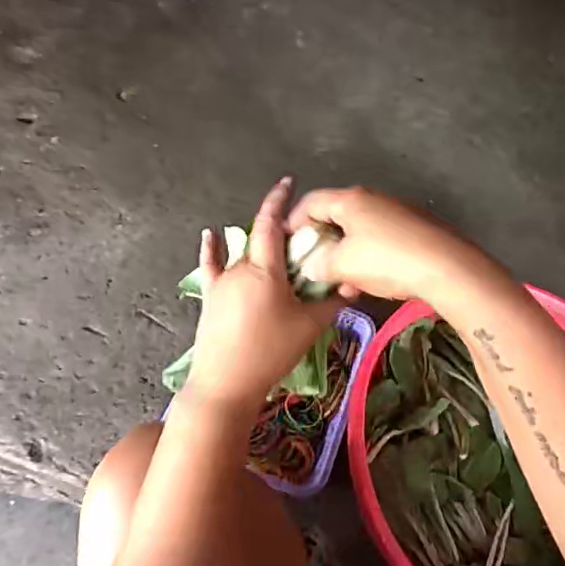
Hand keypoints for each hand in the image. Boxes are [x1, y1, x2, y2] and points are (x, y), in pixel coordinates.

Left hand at [184, 177, 349, 407]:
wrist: (227, 381)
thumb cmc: (272, 350)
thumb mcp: (311, 326)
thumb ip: (333, 302)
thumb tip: (354, 284)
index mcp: (265, 270)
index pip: (272, 225)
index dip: (280, 201)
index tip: (288, 183)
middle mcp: (240, 269)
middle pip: (261, 239)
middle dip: (281, 232)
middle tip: (303, 236)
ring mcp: (221, 283)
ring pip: (244, 254)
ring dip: (261, 246)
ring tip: (279, 246)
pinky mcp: (211, 297)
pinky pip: (211, 266)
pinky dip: (213, 249)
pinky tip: (210, 235)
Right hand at [286, 187, 503, 303]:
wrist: (448, 267)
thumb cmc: (387, 261)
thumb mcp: (344, 266)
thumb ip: (321, 264)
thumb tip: (313, 266)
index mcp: (352, 199)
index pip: (312, 201)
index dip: (295, 221)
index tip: (290, 245)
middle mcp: (377, 198)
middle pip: (340, 217)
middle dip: (327, 245)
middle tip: (319, 270)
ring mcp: (402, 213)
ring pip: (365, 233)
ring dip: (351, 258)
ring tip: (349, 286)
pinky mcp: (421, 229)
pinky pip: (387, 241)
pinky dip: (375, 259)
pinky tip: (377, 284)